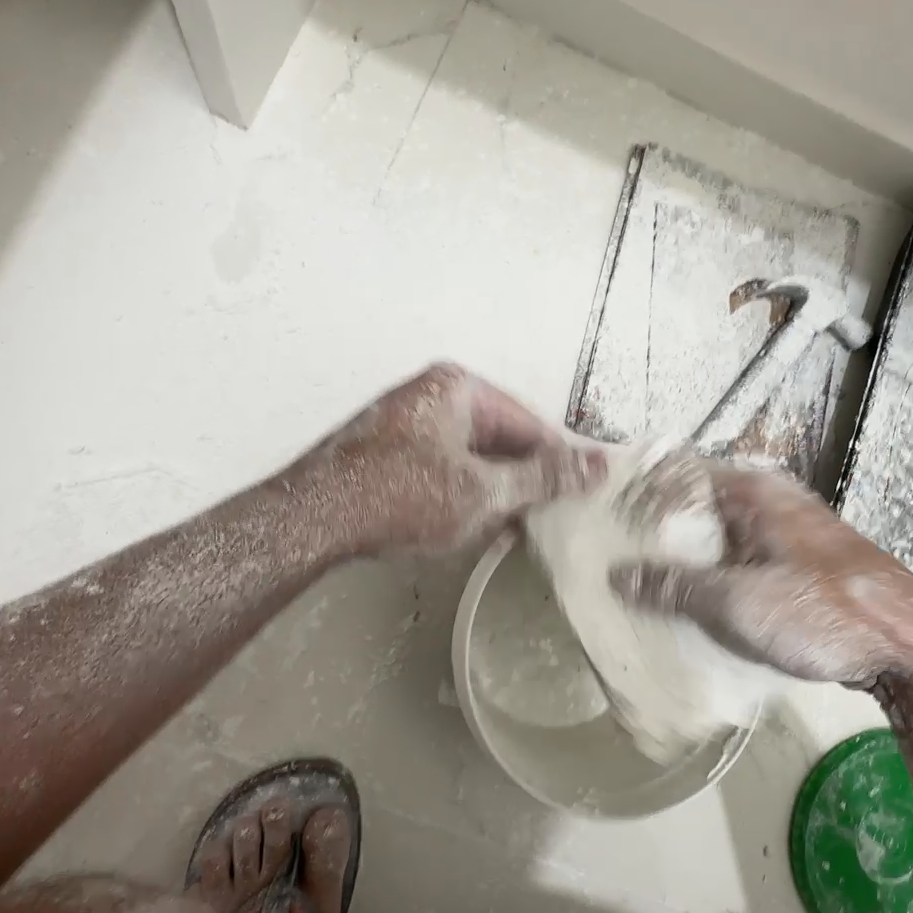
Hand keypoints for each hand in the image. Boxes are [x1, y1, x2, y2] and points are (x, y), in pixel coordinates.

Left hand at [293, 362, 605, 555]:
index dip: (558, 459)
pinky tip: (471, 522)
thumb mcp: (484, 492)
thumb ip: (543, 478)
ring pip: (470, 453)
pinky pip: (442, 464)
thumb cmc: (401, 497)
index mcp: (458, 387)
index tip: (583, 490)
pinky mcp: (387, 451)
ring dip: (493, 488)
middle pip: (499, 435)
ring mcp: (406, 421)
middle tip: (550, 514)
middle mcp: (432, 394)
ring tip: (515, 525)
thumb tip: (597, 465)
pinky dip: (462, 490)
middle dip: (523, 476)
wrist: (314, 520)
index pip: (529, 421)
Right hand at [611, 466, 912, 687]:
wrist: (911, 647)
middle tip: (612, 559)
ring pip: (716, 534)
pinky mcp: (796, 562)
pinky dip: (711, 574)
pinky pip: (738, 558)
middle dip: (654, 531)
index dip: (635, 495)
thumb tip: (615, 575)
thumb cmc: (823, 612)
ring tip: (641, 585)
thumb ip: (672, 588)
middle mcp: (766, 499)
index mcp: (750, 490)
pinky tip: (692, 604)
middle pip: (693, 505)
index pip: (674, 473)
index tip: (600, 523)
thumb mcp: (736, 603)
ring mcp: (784, 530)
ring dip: (683, 557)